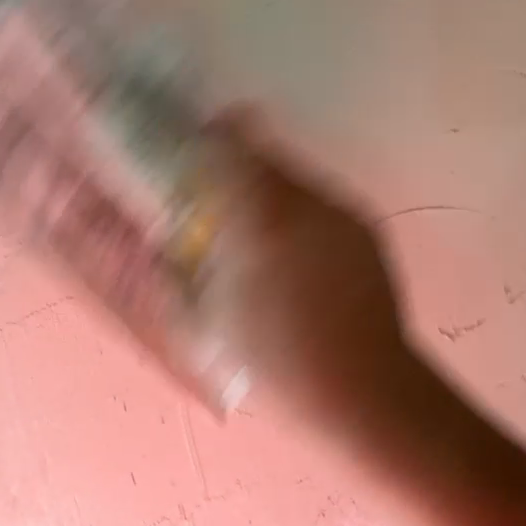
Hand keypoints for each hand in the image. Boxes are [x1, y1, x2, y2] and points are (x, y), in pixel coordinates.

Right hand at [195, 109, 430, 444]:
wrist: (367, 389)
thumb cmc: (279, 364)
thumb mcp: (206, 324)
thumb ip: (173, 275)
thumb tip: (158, 245)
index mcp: (259, 219)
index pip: (229, 147)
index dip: (210, 136)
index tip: (197, 140)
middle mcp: (303, 200)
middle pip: (265, 155)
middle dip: (240, 165)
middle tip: (222, 194)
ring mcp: (341, 210)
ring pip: (296, 179)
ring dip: (273, 191)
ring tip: (263, 235)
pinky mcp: (365, 225)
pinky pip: (323, 203)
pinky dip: (303, 215)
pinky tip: (300, 257)